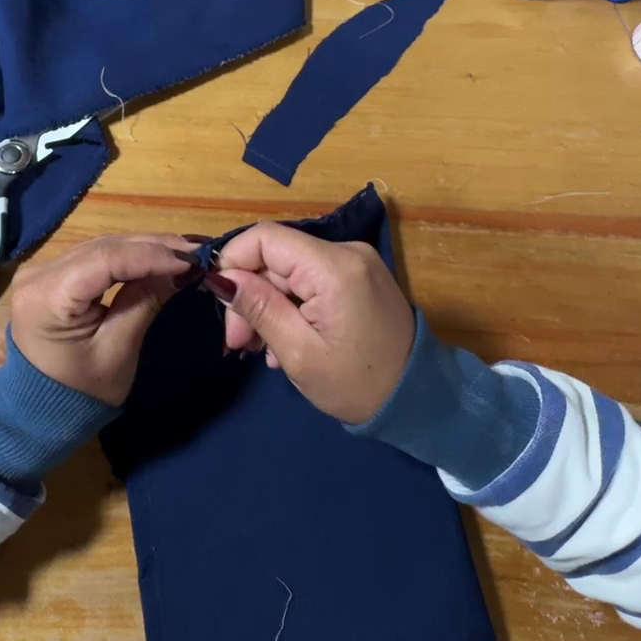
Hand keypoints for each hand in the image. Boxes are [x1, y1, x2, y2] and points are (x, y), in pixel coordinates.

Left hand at [7, 234, 199, 405]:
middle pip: (102, 247)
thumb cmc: (81, 392)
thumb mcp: (118, 350)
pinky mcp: (50, 274)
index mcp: (46, 296)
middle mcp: (38, 273)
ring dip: (143, 247)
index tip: (191, 260)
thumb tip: (181, 269)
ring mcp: (41, 270)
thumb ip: (145, 301)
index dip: (150, 255)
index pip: (105, 259)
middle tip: (196, 250)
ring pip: (100, 247)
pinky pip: (93, 256)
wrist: (41, 409)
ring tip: (183, 251)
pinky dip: (126, 256)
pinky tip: (155, 255)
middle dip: (152, 246)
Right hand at [209, 222, 414, 424]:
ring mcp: (354, 263)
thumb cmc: (359, 384)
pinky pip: (308, 280)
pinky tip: (285, 341)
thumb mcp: (299, 352)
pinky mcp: (357, 277)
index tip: (221, 302)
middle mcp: (346, 252)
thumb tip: (219, 277)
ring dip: (267, 306)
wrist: (422, 402)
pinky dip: (290, 306)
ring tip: (261, 350)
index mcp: (334, 267)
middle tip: (238, 343)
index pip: (264, 237)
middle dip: (249, 296)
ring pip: (288, 271)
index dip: (233, 262)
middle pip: (274, 258)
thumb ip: (258, 307)